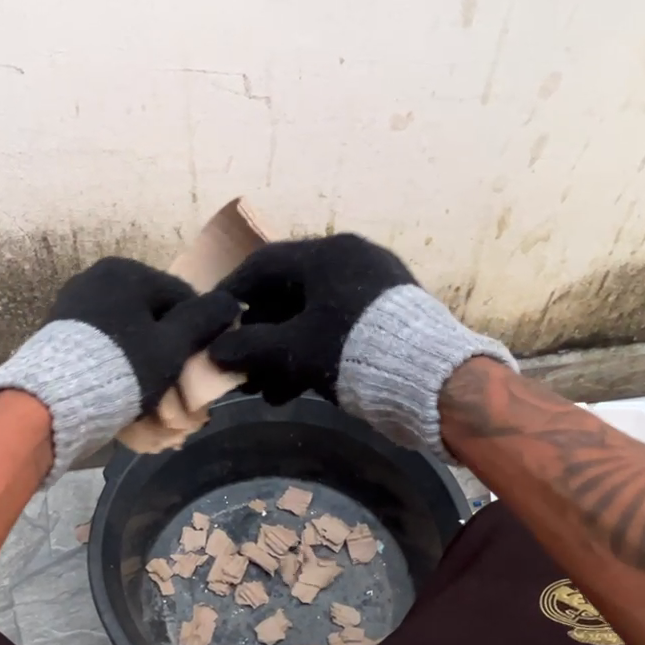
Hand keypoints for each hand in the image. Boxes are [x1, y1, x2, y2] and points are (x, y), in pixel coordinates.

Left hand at [48, 258, 241, 412]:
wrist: (55, 399)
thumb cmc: (123, 367)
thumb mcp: (173, 345)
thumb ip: (204, 320)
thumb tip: (231, 300)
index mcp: (127, 271)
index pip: (181, 296)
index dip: (198, 330)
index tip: (201, 361)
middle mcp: (96, 277)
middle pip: (150, 312)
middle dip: (167, 343)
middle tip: (176, 379)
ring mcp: (73, 303)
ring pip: (126, 328)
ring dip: (142, 354)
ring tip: (149, 387)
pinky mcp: (57, 331)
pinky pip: (101, 342)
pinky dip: (116, 360)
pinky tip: (120, 384)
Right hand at [206, 234, 514, 458]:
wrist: (431, 378)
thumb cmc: (353, 351)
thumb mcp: (292, 351)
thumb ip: (249, 348)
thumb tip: (217, 351)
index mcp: (327, 254)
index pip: (263, 264)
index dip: (232, 292)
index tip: (213, 317)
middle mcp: (351, 259)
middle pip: (288, 294)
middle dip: (260, 335)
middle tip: (241, 365)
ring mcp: (374, 286)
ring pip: (312, 316)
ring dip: (284, 352)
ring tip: (266, 390)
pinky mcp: (391, 314)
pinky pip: (337, 327)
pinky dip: (312, 354)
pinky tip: (296, 389)